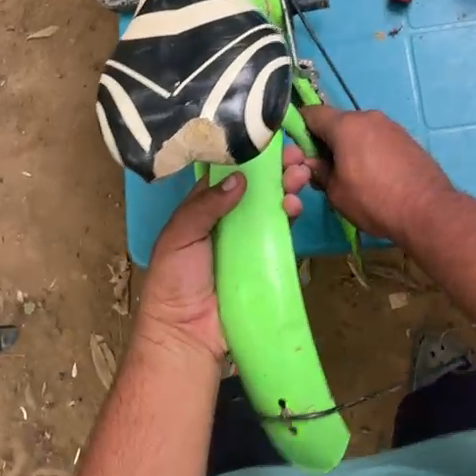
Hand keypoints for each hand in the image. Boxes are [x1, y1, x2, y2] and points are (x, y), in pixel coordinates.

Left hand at [136, 144, 312, 361]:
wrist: (188, 334)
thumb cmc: (175, 281)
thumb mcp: (180, 235)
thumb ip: (206, 204)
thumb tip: (240, 178)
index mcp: (202, 208)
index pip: (228, 174)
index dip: (248, 157)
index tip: (268, 141)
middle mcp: (228, 219)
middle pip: (256, 187)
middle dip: (276, 169)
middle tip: (295, 155)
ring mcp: (249, 240)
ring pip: (271, 205)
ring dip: (287, 187)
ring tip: (299, 176)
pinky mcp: (267, 259)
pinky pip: (281, 233)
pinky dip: (290, 216)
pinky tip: (295, 205)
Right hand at [300, 104, 461, 243]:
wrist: (429, 210)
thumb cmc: (374, 200)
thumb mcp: (336, 192)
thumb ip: (320, 172)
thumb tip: (313, 163)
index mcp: (346, 124)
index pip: (312, 113)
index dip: (300, 129)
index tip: (300, 152)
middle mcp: (369, 117)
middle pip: (337, 123)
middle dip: (326, 143)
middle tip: (324, 171)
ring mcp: (391, 126)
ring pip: (359, 131)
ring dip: (349, 148)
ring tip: (351, 177)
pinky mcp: (407, 139)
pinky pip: (377, 139)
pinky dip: (368, 152)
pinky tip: (373, 177)